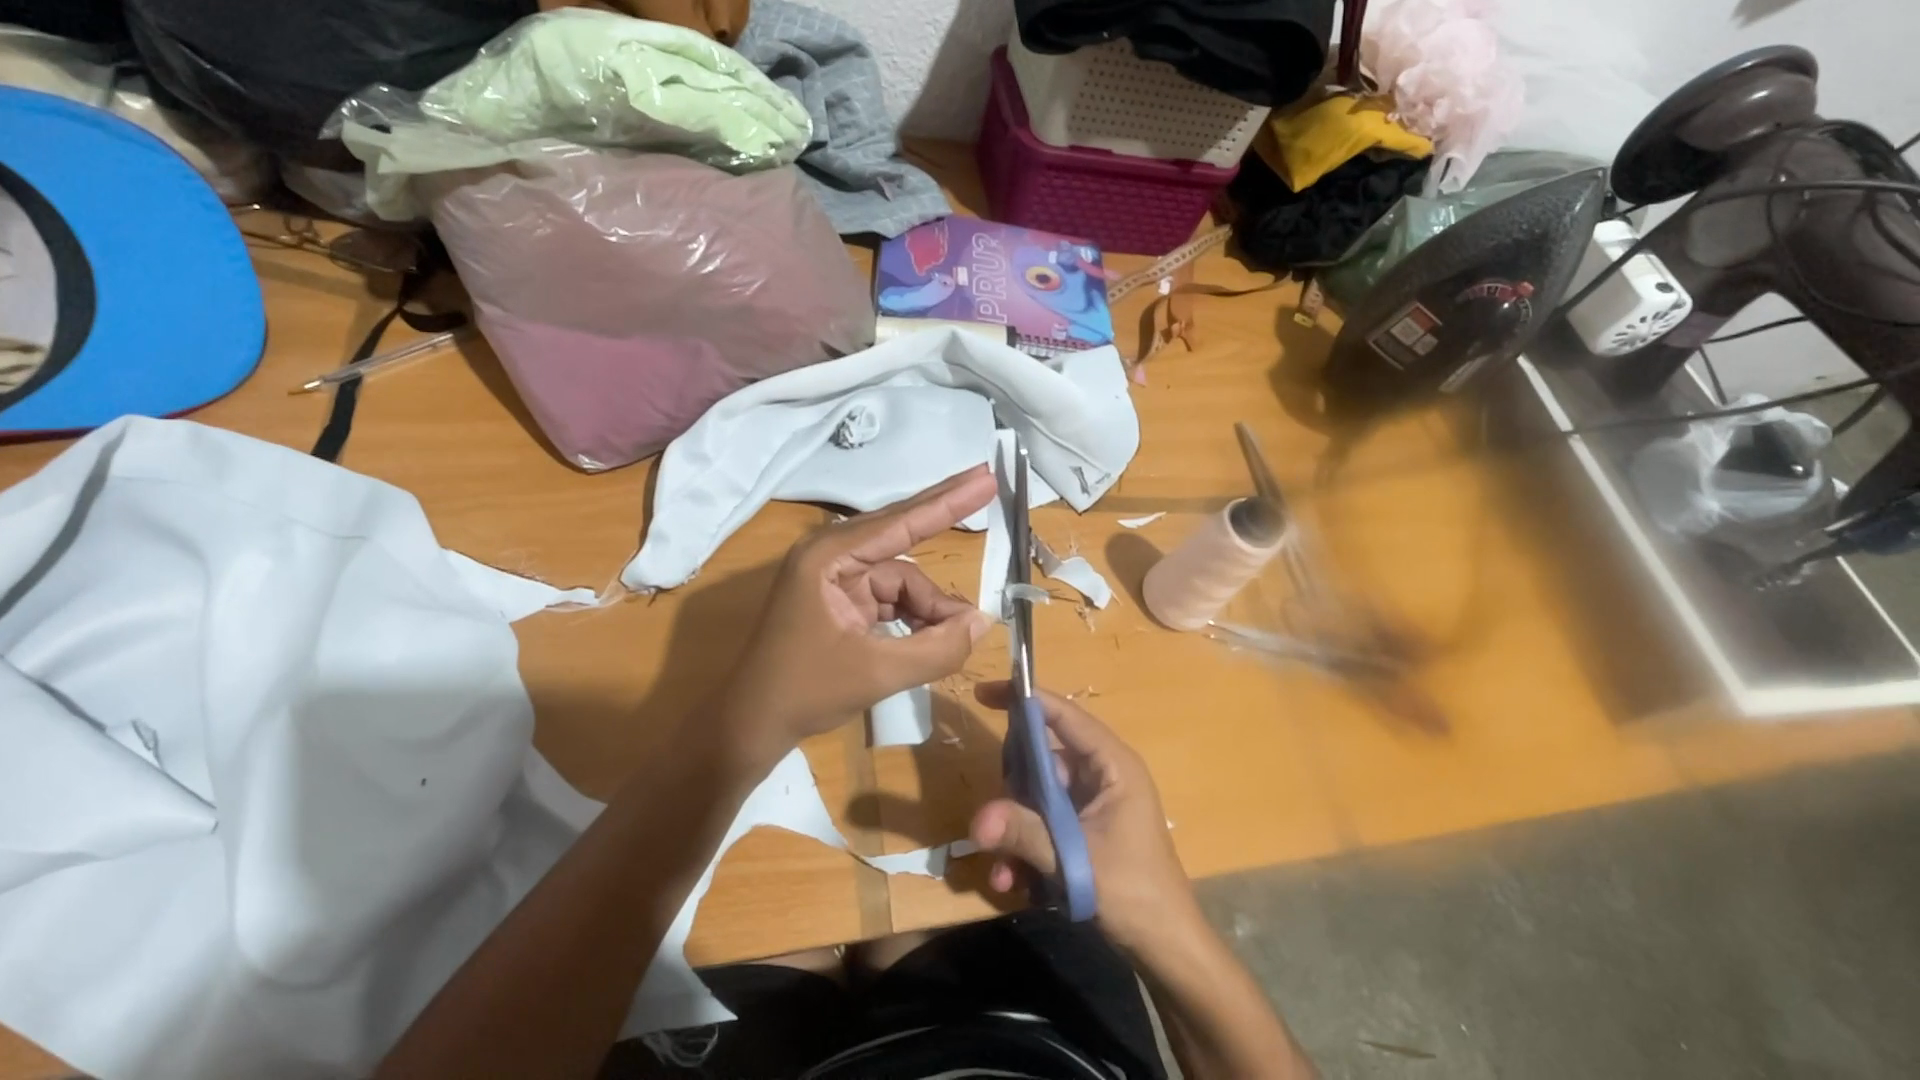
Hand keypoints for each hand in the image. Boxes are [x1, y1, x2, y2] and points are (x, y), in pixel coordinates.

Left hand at [722, 466, 996, 753]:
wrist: (752, 725)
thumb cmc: (805, 692)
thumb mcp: (877, 674)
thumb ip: (936, 648)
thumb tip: (982, 621)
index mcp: (828, 558)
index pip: (901, 522)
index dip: (948, 501)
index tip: (985, 477)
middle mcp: (830, 556)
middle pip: (901, 535)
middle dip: (944, 522)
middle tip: (989, 488)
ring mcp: (835, 579)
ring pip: (902, 578)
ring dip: (930, 605)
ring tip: (956, 635)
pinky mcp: (840, 602)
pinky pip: (891, 598)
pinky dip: (915, 617)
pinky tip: (935, 638)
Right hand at [968, 682, 1201, 957]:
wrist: (1166, 946)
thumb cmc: (1133, 892)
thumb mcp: (1075, 859)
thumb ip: (1026, 833)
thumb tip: (978, 819)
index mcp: (1113, 766)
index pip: (1064, 716)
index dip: (1025, 701)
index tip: (985, 693)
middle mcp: (1102, 776)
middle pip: (1042, 761)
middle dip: (1012, 796)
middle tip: (991, 825)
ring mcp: (1093, 803)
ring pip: (1037, 798)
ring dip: (1015, 831)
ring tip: (1004, 872)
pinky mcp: (1085, 829)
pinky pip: (1044, 823)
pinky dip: (1026, 847)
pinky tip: (1015, 882)